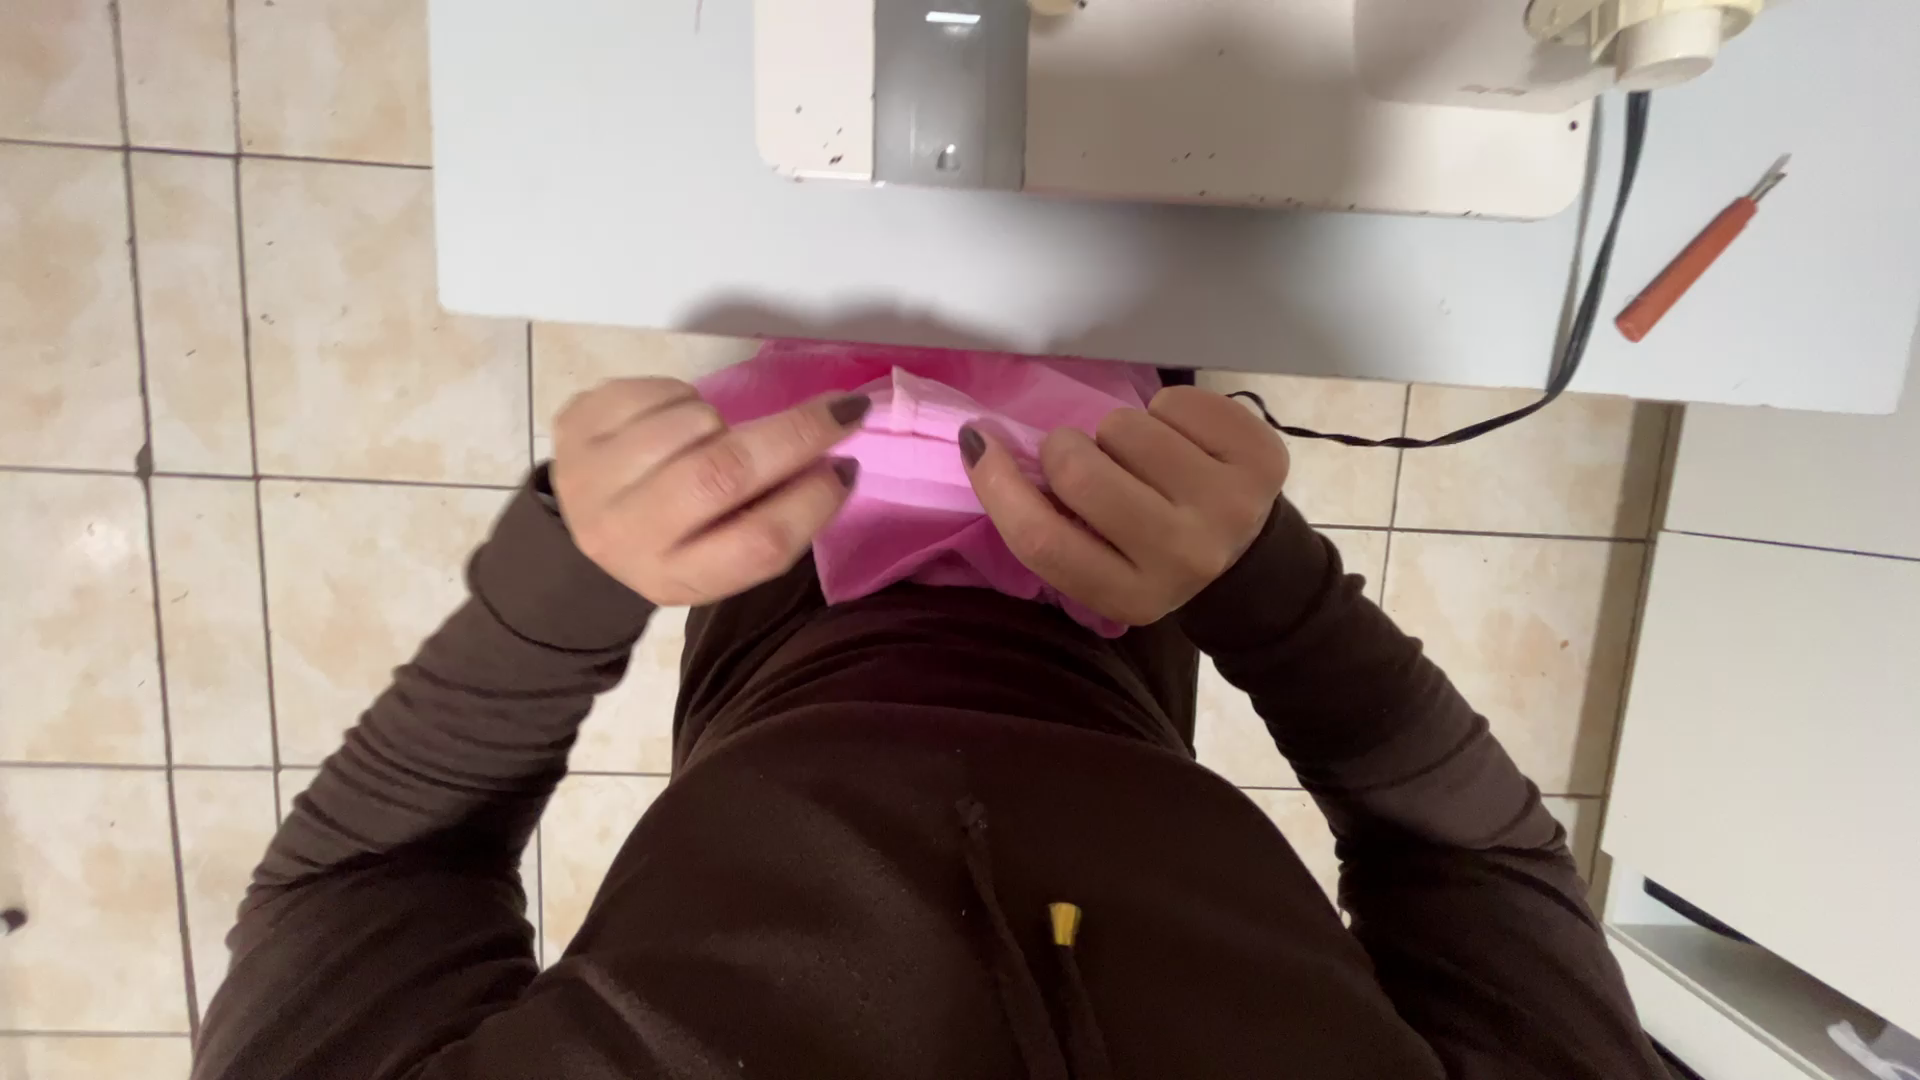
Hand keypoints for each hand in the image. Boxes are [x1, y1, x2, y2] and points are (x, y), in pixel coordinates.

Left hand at [551, 378, 869, 605]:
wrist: (581, 536)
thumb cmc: (678, 544)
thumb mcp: (724, 558)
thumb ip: (773, 520)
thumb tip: (833, 460)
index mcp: (678, 578)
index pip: (760, 542)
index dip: (814, 501)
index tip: (848, 465)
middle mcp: (628, 536)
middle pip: (723, 474)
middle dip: (797, 434)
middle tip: (843, 409)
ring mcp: (591, 477)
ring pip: (693, 422)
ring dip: (723, 420)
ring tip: (713, 438)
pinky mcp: (573, 426)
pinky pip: (656, 389)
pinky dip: (684, 397)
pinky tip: (673, 423)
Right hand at [960, 385, 1289, 625]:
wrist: (1246, 562)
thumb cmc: (1148, 555)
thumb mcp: (1095, 562)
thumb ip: (1045, 520)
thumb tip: (982, 443)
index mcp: (1128, 596)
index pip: (1043, 541)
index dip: (998, 487)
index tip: (979, 445)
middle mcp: (1182, 558)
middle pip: (1080, 472)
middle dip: (1066, 449)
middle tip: (1085, 459)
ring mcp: (1229, 507)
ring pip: (1126, 426)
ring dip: (1118, 433)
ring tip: (1141, 460)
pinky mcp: (1262, 460)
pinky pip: (1176, 401)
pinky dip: (1165, 412)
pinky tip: (1181, 444)